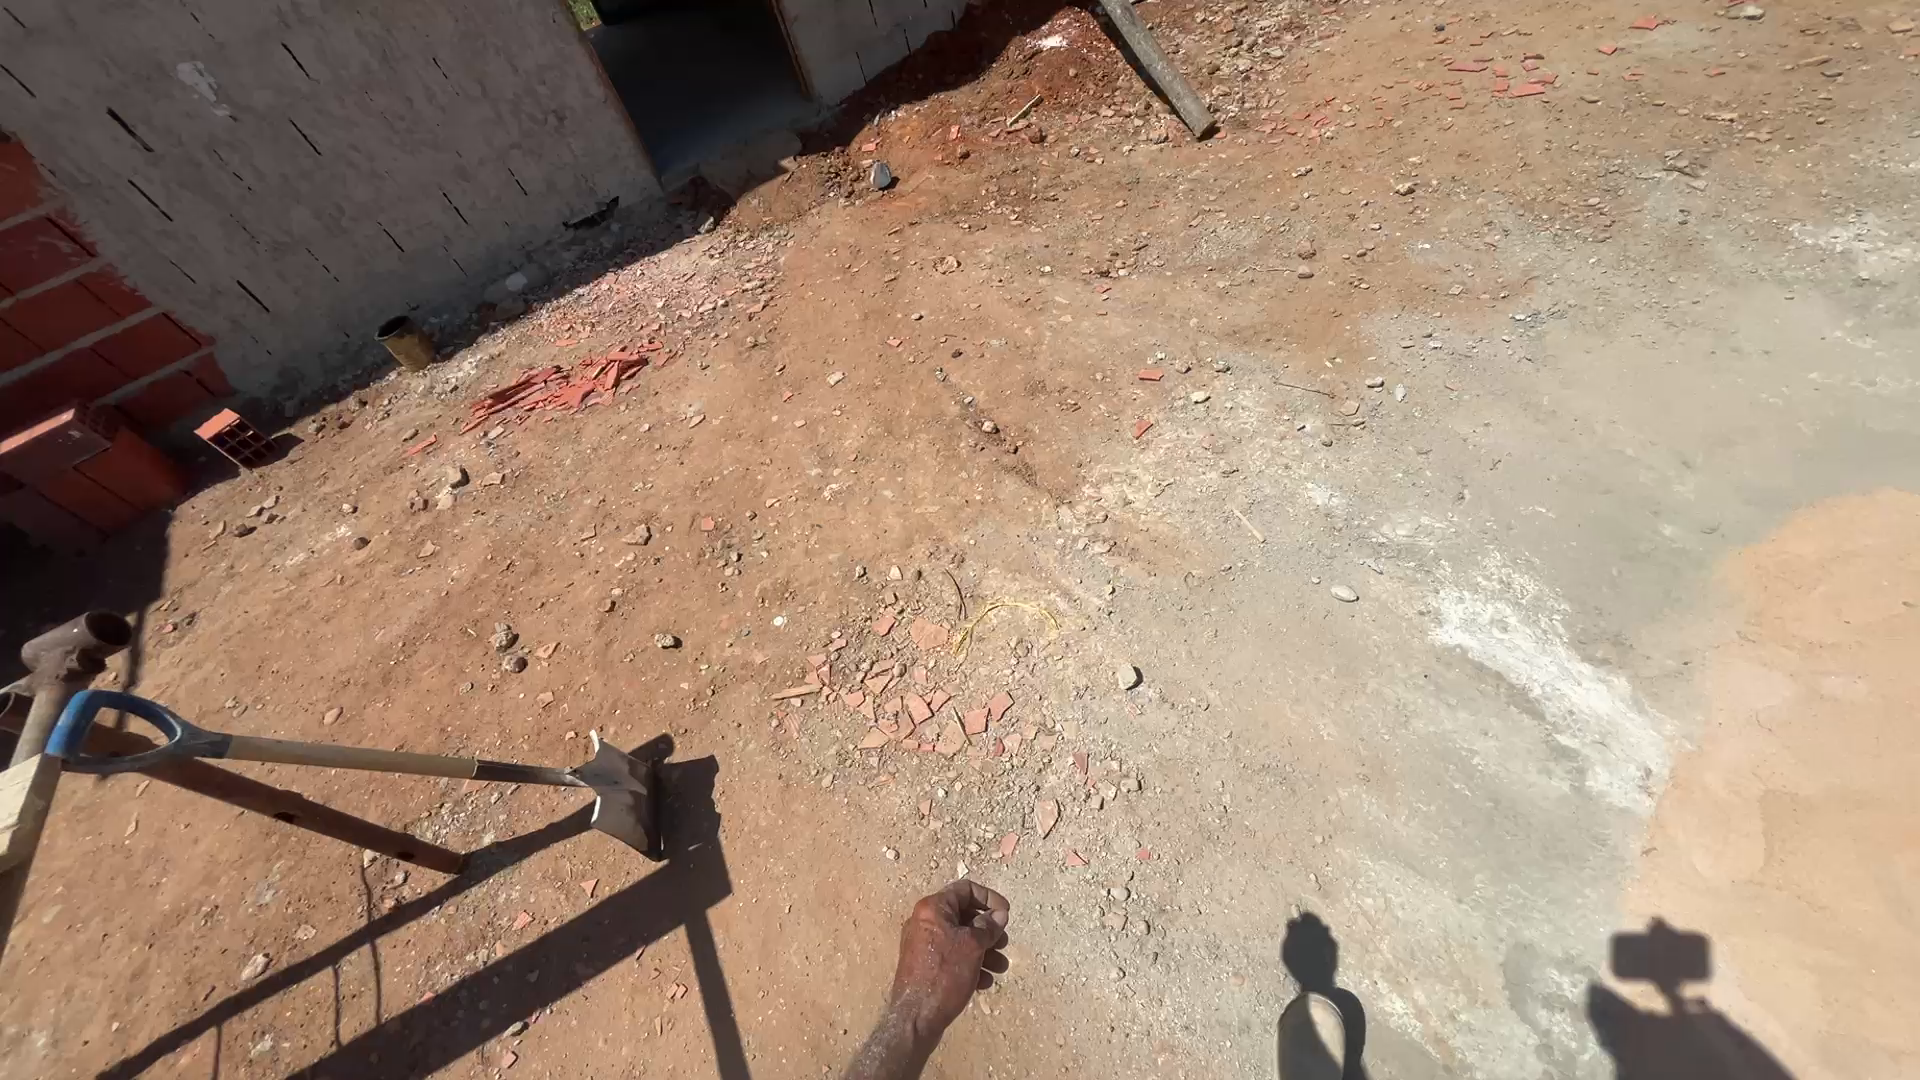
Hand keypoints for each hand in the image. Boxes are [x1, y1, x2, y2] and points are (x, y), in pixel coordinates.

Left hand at [887, 880, 1010, 1040]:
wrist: (915, 1018)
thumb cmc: (944, 975)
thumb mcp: (973, 946)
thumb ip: (988, 926)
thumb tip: (999, 914)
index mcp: (933, 908)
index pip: (966, 890)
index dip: (989, 898)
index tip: (1006, 913)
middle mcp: (925, 921)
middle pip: (964, 915)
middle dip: (988, 930)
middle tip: (1003, 943)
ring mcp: (923, 944)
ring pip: (960, 939)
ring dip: (983, 950)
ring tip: (1000, 967)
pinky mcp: (924, 965)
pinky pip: (952, 957)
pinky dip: (969, 964)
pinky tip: (983, 982)